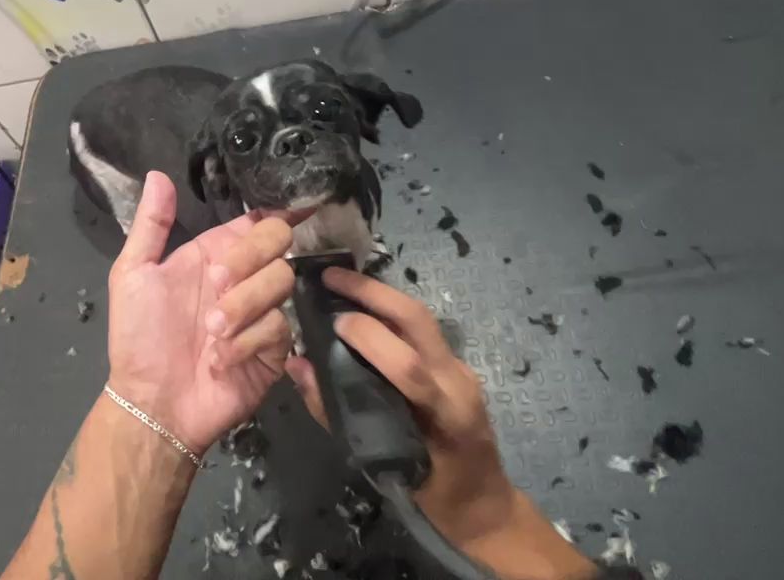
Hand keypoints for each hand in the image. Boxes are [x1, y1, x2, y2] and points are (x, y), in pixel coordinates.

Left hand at [106, 172, 299, 451]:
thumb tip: (158, 174)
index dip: (275, 210)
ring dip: (242, 305)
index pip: (256, 221)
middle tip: (217, 282)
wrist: (152, 403)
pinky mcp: (275, 349)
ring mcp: (261, 313)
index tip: (293, 204)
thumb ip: (151, 224)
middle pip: (277, 241)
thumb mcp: (133, 274)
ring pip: (281, 281)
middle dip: (248, 258)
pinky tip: (220, 358)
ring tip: (211, 331)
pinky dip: (246, 342)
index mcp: (215, 253)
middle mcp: (243, 277)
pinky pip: (278, 328)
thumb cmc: (138, 336)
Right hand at [283, 268, 516, 549]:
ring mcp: (459, 369)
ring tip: (340, 283)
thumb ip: (336, 416)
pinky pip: (420, 328)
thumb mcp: (381, 467)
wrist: (486, 507)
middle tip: (330, 277)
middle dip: (373, 293)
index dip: (371, 338)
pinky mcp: (454, 364)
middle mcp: (457, 381)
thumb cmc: (435, 496)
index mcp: (446, 414)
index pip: (410, 366)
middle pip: (418, 320)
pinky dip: (388, 311)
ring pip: (421, 317)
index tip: (333, 322)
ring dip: (379, 294)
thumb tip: (297, 367)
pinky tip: (362, 308)